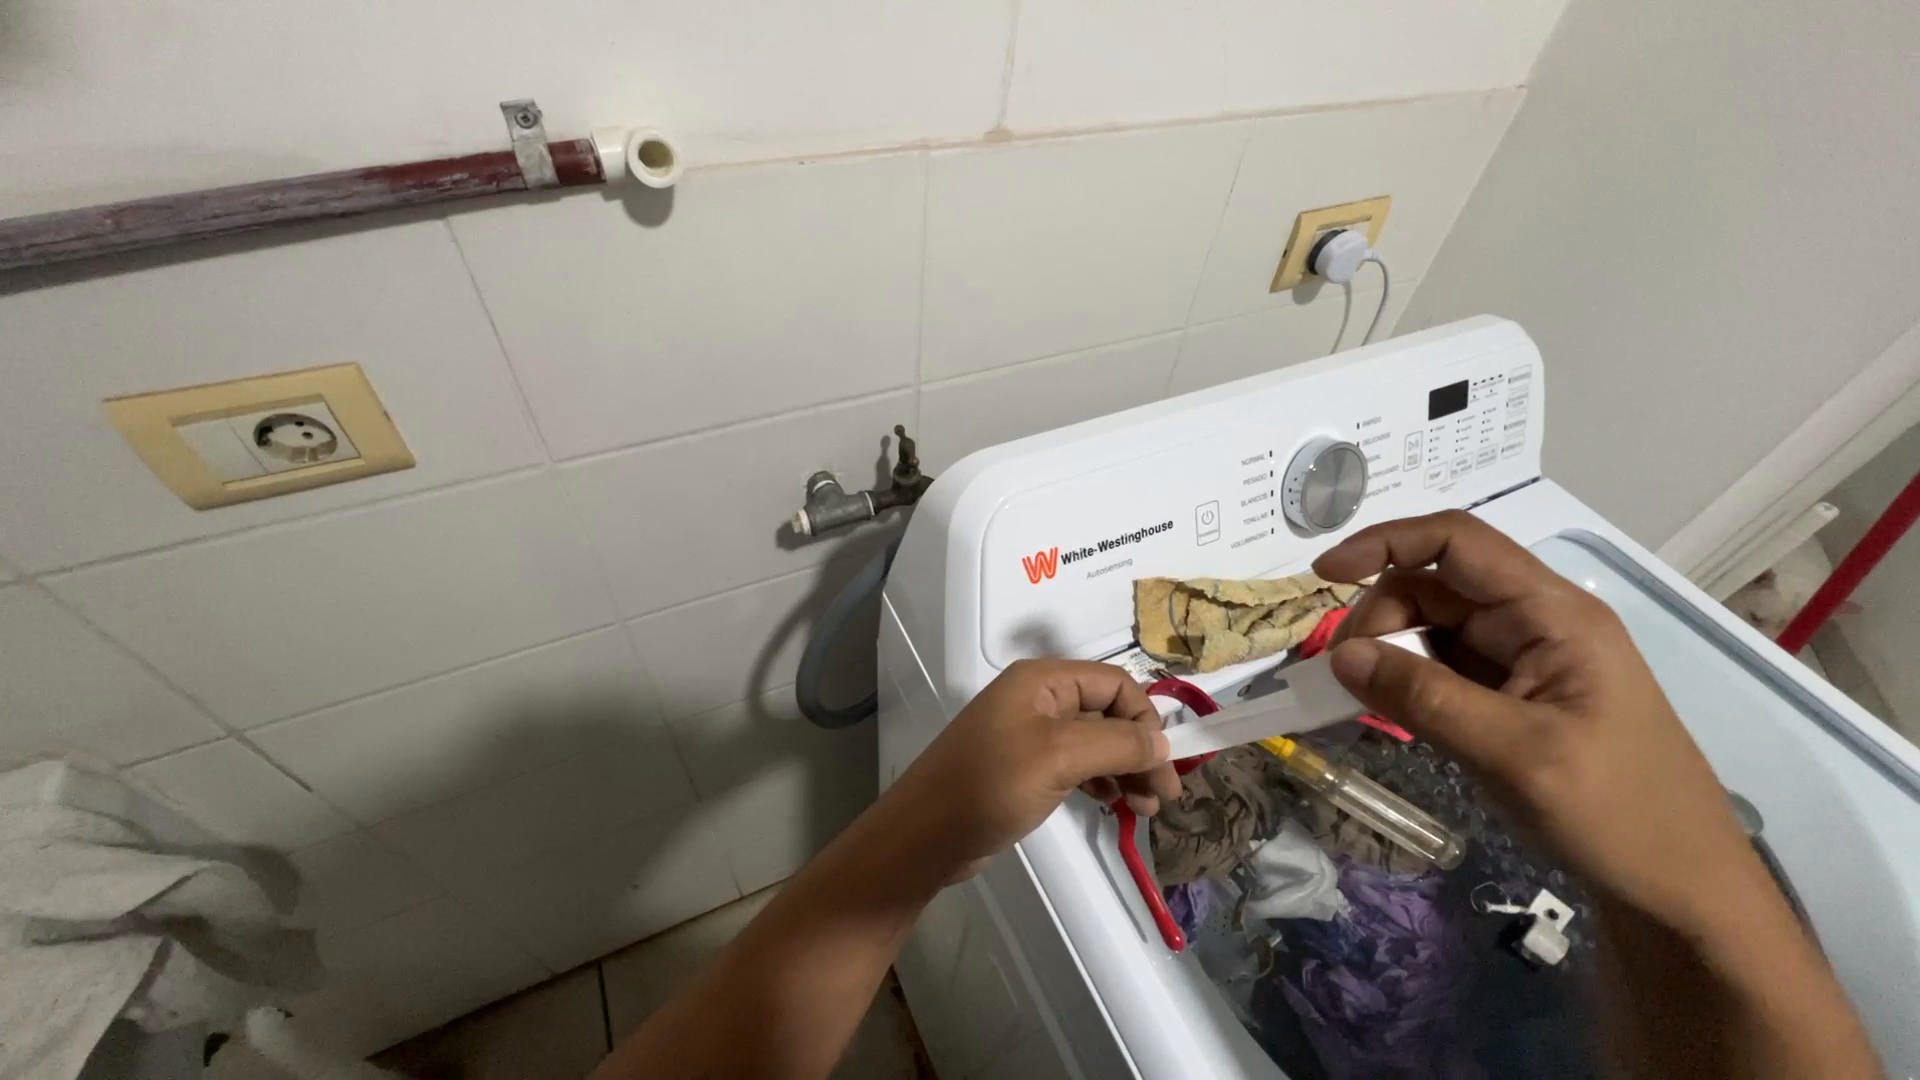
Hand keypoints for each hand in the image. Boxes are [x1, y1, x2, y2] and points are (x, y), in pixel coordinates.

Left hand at [881, 659, 1178, 883]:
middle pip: (1107, 713)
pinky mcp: (1024, 768)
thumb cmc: (990, 784)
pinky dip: (1100, 781)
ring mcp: (1029, 735)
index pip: (1114, 684)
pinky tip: (1113, 803)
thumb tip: (1163, 744)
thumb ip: (1116, 744)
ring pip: (1094, 742)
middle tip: (1165, 797)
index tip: (1165, 764)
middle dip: (1139, 749)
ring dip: (1124, 769)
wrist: (926, 835)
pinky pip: (1076, 765)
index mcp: (1042, 681)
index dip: (1145, 718)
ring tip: (1145, 808)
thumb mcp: (1059, 756)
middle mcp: (1037, 700)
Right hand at [1312, 511, 1763, 929]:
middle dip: (1379, 617)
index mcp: (1552, 614)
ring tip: (1366, 701)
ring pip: (1428, 625)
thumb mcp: (1512, 753)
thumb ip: (1422, 696)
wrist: (1681, 890)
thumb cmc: (1616, 813)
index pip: (1457, 542)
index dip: (1385, 543)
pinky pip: (1437, 665)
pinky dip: (1402, 678)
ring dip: (1386, 651)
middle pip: (1432, 585)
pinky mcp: (1507, 693)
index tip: (1325, 575)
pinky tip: (1387, 709)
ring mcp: (1521, 658)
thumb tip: (1341, 656)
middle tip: (1350, 676)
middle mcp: (1534, 622)